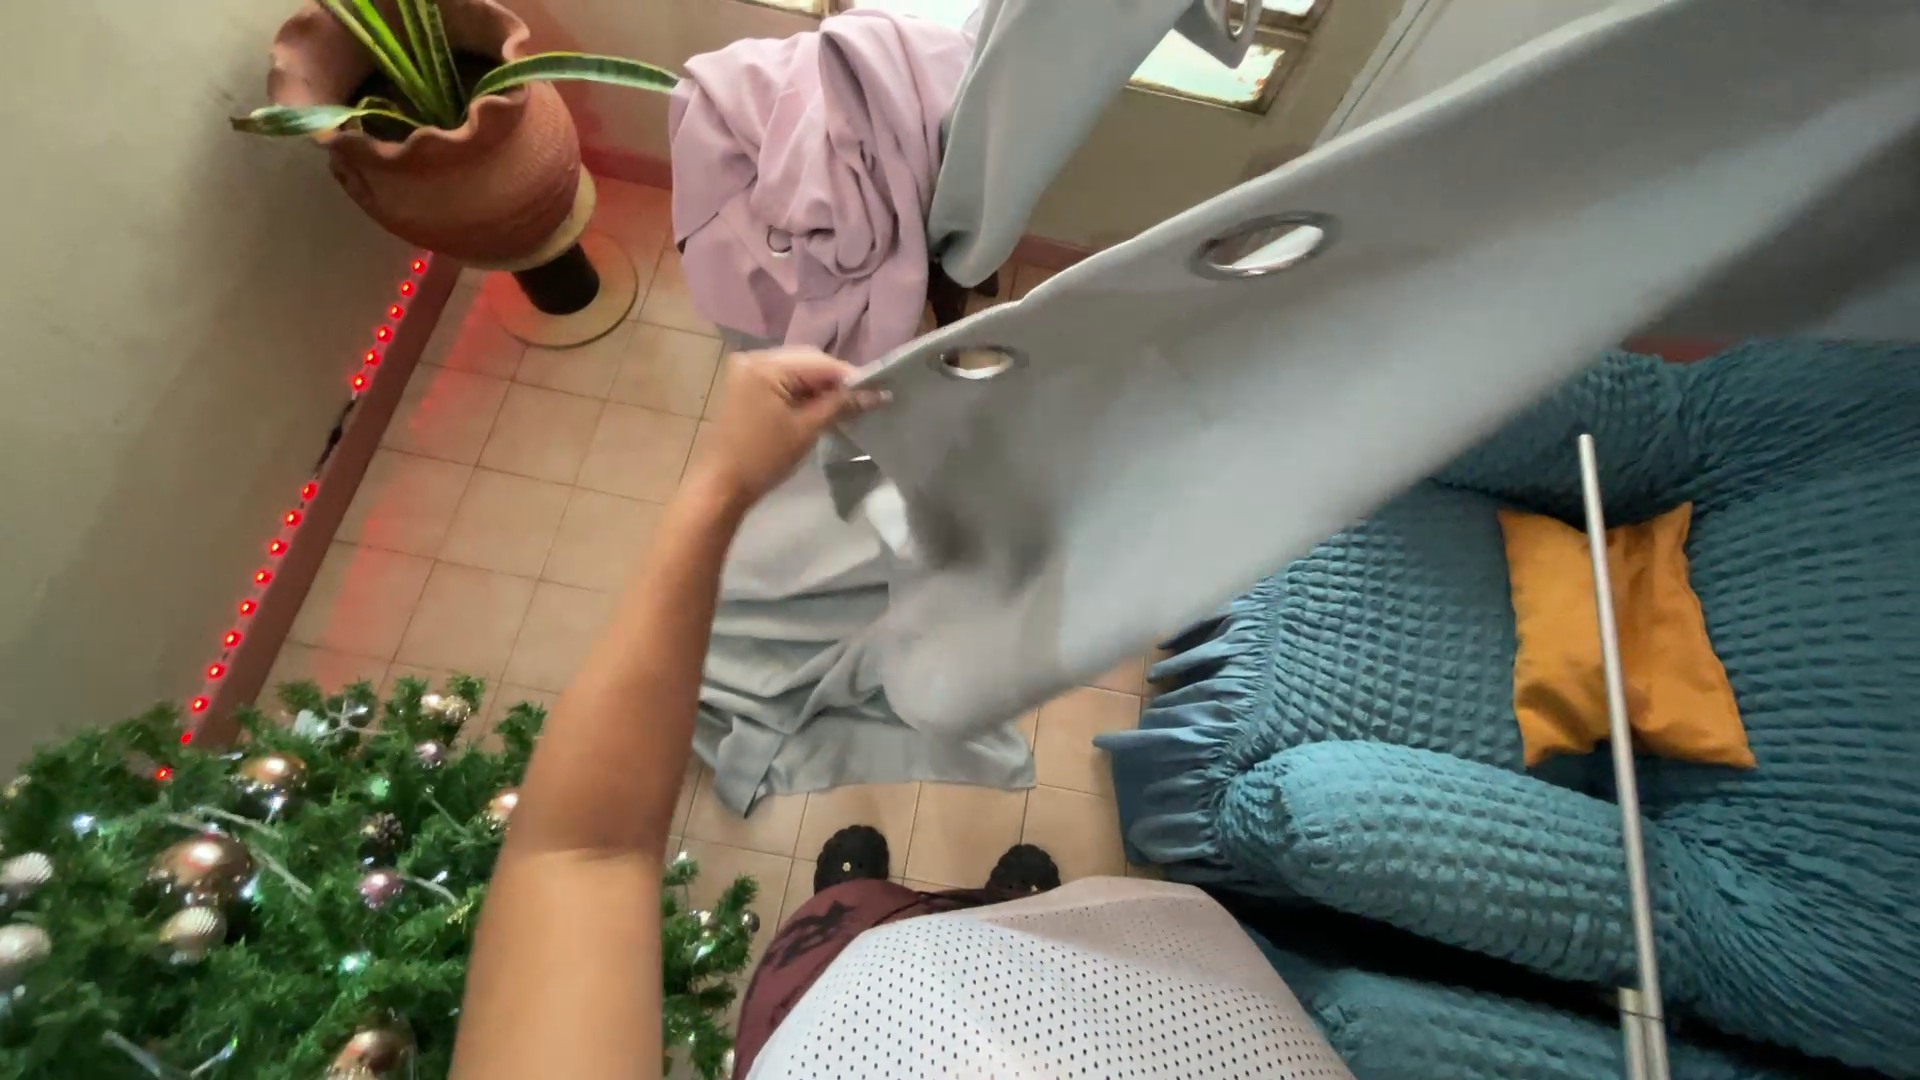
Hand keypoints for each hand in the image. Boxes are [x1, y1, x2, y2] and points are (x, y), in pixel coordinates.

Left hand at [684, 347, 888, 507]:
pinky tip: (821, 407)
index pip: (820, 362)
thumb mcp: (807, 429)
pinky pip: (784, 381)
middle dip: (836, 379)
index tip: (878, 391)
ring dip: (821, 386)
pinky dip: (804, 392)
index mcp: (766, 365)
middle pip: (808, 360)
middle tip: (863, 399)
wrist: (721, 485)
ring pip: (797, 370)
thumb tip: (877, 394)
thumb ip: (841, 405)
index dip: (851, 376)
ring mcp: (747, 372)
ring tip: (846, 405)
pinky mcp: (747, 387)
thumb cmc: (764, 458)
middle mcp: (754, 358)